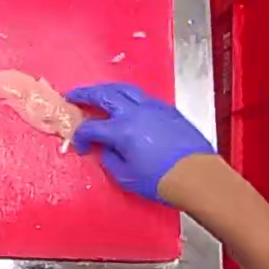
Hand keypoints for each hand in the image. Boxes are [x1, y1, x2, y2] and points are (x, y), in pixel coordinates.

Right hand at [66, 83, 215, 202]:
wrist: (196, 176)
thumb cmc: (159, 179)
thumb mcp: (124, 175)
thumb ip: (109, 158)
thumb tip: (106, 148)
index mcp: (121, 129)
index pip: (91, 127)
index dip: (80, 136)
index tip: (80, 146)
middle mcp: (136, 112)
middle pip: (104, 94)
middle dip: (85, 94)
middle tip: (72, 95)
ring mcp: (153, 107)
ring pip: (124, 89)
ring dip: (106, 89)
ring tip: (96, 94)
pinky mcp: (167, 110)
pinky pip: (141, 96)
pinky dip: (126, 96)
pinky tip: (123, 104)